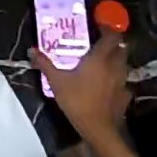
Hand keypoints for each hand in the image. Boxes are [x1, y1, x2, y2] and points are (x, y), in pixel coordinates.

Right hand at [32, 29, 129, 143]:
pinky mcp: (125, 96)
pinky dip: (119, 80)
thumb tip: (31, 50)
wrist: (98, 129)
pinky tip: (110, 85)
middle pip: (121, 48)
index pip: (112, 36)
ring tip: (105, 62)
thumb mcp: (56, 81)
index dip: (109, 29)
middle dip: (114, 44)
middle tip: (101, 44)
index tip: (100, 27)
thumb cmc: (77, 100)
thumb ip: (45, 64)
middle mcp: (114, 66)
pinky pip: (124, 82)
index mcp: (100, 58)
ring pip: (124, 64)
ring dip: (117, 60)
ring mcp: (122, 81)